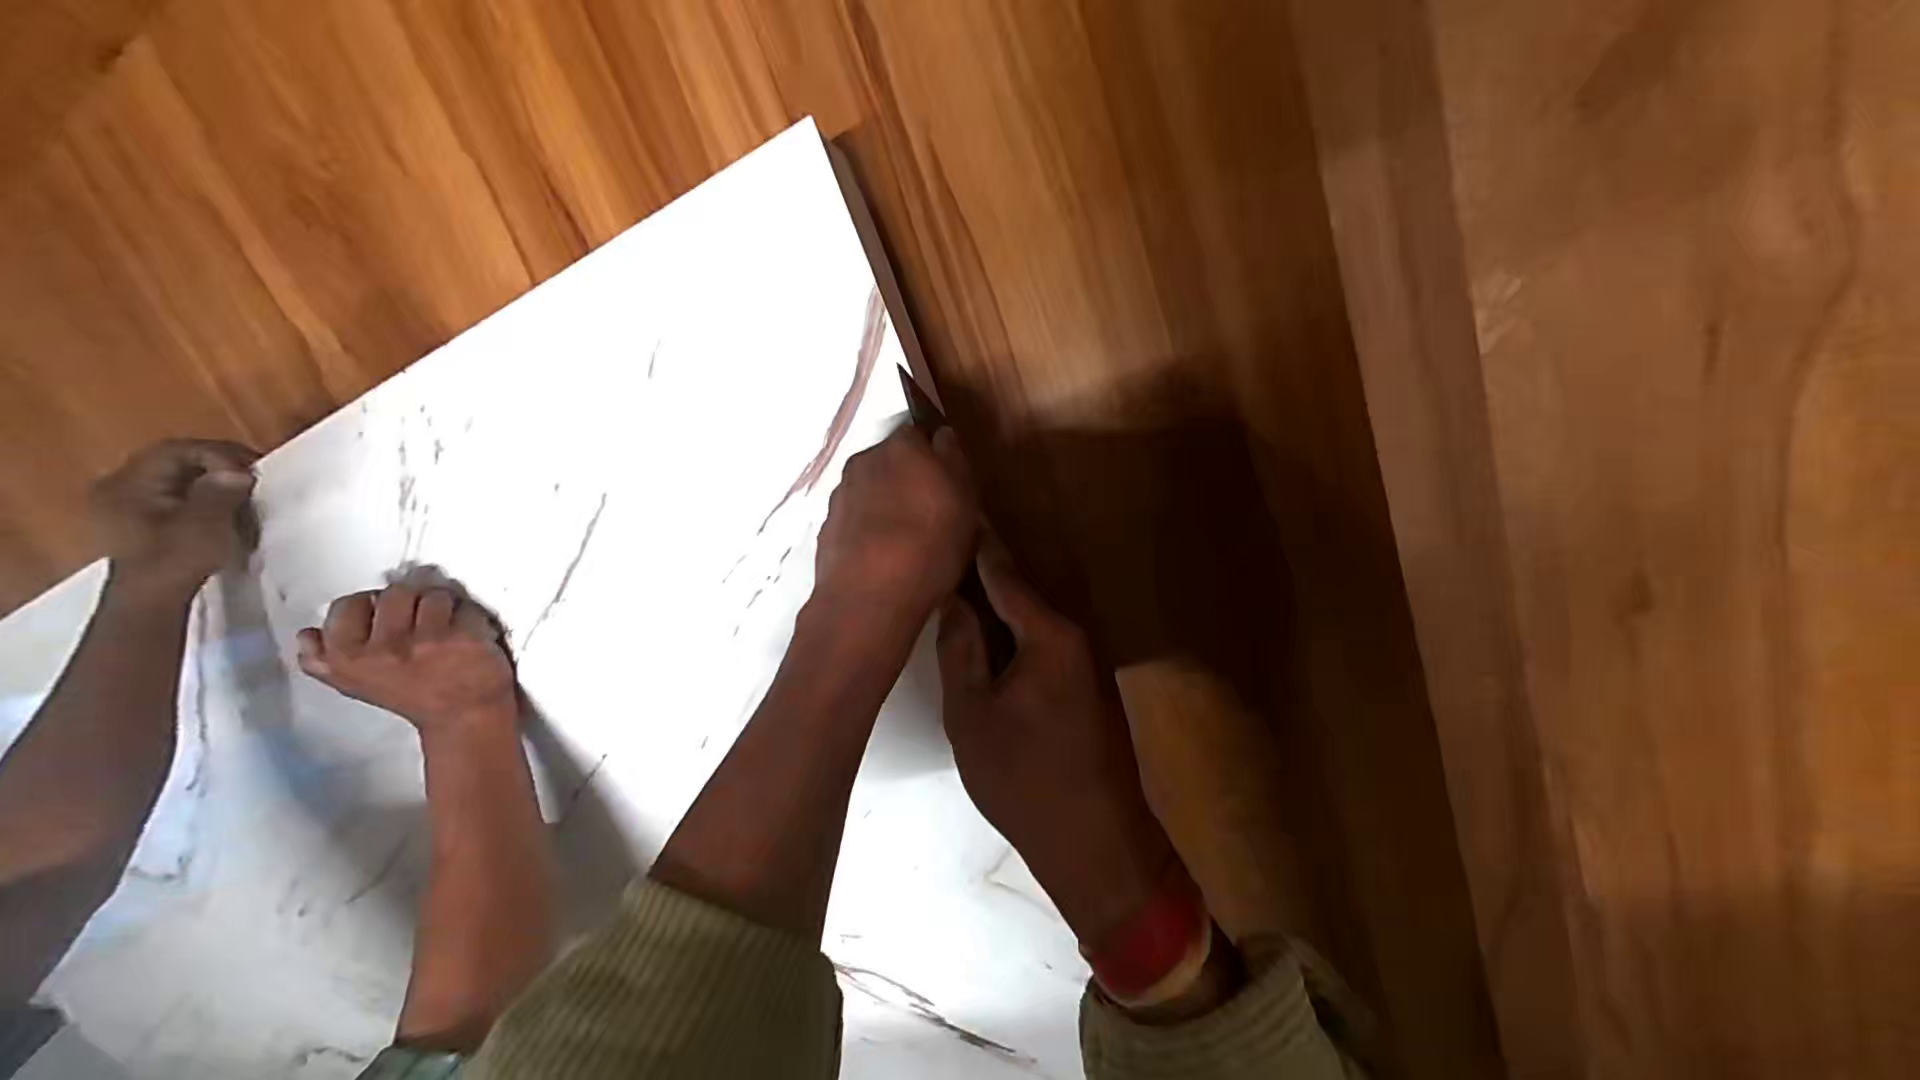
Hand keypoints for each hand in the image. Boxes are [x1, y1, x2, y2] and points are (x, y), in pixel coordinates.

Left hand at [90, 438, 258, 599]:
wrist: (151, 599)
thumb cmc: (175, 559)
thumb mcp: (205, 524)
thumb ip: (220, 493)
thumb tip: (238, 473)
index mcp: (128, 483)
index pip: (175, 450)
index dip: (218, 454)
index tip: (250, 472)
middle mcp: (118, 486)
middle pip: (173, 459)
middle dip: (217, 463)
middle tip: (253, 474)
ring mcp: (125, 503)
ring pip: (174, 475)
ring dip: (212, 478)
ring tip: (244, 488)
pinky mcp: (140, 518)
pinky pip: (173, 491)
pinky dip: (202, 492)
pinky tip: (223, 504)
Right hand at [296, 585, 518, 736]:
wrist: (465, 715)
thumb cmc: (415, 696)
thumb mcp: (356, 684)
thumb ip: (325, 660)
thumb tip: (306, 633)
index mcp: (343, 660)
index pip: (347, 605)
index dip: (374, 604)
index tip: (389, 617)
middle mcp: (378, 650)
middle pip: (393, 592)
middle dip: (413, 601)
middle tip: (424, 624)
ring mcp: (421, 642)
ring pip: (431, 594)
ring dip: (445, 607)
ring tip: (448, 631)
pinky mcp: (460, 636)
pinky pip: (463, 605)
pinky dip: (472, 616)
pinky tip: (470, 638)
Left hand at [814, 425, 976, 624]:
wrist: (870, 595)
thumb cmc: (931, 541)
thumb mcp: (965, 498)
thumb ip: (954, 459)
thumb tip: (942, 436)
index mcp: (901, 445)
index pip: (919, 433)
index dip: (935, 456)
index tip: (948, 482)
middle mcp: (864, 461)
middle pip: (891, 462)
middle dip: (907, 479)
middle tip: (930, 512)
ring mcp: (840, 496)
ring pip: (870, 491)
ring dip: (886, 505)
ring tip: (906, 540)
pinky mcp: (826, 530)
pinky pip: (855, 521)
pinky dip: (868, 530)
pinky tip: (882, 557)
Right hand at [937, 536, 1178, 946]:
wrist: (1097, 844)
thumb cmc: (1024, 779)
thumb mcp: (972, 714)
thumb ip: (960, 649)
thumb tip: (951, 600)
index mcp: (1049, 635)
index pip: (1005, 573)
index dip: (977, 545)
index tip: (955, 515)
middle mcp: (1074, 637)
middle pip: (1020, 592)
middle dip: (981, 572)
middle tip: (941, 553)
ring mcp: (1084, 662)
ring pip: (1029, 619)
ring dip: (994, 604)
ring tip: (952, 587)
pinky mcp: (1084, 687)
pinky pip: (1040, 643)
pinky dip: (1010, 634)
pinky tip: (983, 636)